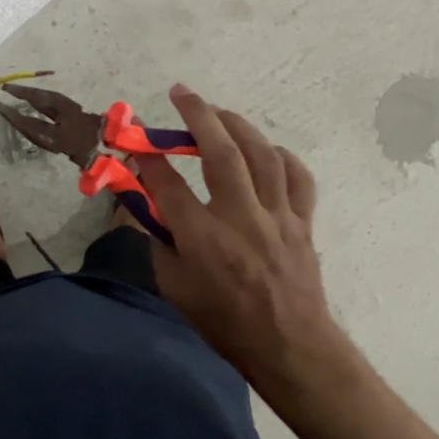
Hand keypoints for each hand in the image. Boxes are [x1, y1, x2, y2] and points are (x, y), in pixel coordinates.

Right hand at [133, 84, 355, 394]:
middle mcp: (240, 217)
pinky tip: (265, 150)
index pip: (168, 183)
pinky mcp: (302, 221)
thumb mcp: (173, 287)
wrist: (288, 346)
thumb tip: (150, 205)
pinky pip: (297, 177)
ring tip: (218, 112)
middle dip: (198, 116)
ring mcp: (277, 216)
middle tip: (181, 92)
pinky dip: (280, 156)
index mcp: (202, 237)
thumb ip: (160, 240)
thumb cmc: (222, 322)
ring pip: (261, 155)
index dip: (148, 158)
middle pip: (220, 152)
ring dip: (237, 125)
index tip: (136, 143)